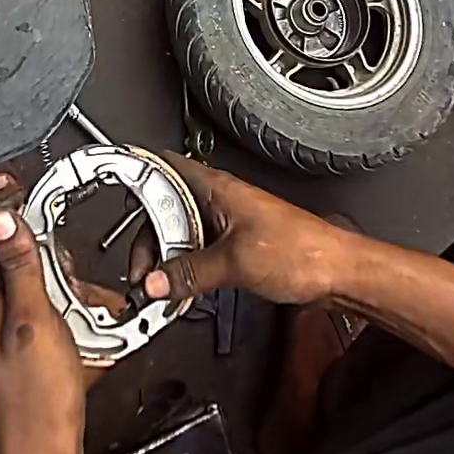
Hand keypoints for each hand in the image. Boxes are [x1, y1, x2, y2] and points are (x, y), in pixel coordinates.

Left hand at [0, 175, 85, 453]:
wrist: (45, 449)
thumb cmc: (36, 396)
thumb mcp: (32, 318)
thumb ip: (19, 265)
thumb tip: (2, 217)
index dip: (0, 202)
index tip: (15, 181)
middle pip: (6, 249)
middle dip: (37, 244)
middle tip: (58, 250)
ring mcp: (2, 321)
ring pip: (29, 274)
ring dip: (57, 276)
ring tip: (78, 297)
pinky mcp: (21, 335)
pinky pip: (42, 300)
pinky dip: (64, 299)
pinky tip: (83, 315)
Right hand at [143, 152, 351, 304]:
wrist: (338, 271)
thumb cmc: (301, 251)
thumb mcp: (235, 262)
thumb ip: (190, 272)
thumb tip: (155, 280)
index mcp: (214, 186)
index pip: (163, 166)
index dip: (137, 171)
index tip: (115, 184)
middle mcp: (216, 197)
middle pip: (165, 207)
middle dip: (147, 235)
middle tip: (140, 267)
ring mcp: (224, 218)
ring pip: (180, 228)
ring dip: (166, 254)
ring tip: (159, 283)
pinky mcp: (232, 239)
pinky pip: (196, 246)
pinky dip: (183, 264)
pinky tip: (181, 286)